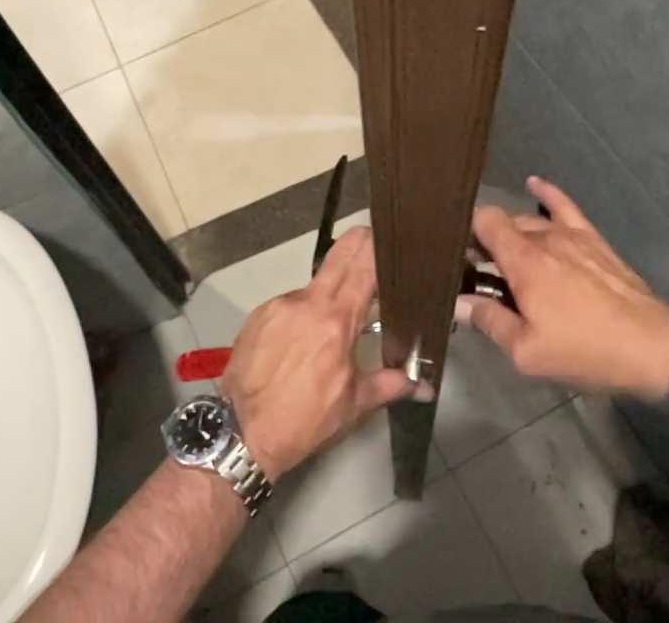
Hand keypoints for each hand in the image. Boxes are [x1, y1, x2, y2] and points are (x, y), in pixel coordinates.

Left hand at [221, 227, 415, 479]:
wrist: (243, 431)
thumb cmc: (305, 419)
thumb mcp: (353, 404)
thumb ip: (390, 384)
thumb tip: (425, 386)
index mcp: (336, 321)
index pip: (363, 269)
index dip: (378, 248)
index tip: (391, 236)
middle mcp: (307, 302)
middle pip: (338, 257)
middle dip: (357, 244)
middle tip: (373, 238)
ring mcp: (279, 305)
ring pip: (314, 285)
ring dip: (329, 291)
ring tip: (337, 315)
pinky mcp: (259, 314)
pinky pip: (290, 304)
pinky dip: (302, 312)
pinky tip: (304, 336)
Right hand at [460, 176, 668, 400]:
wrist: (653, 349)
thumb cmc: (585, 350)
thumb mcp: (527, 352)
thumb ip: (490, 321)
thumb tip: (460, 302)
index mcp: (524, 260)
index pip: (484, 221)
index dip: (467, 234)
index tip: (462, 260)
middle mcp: (545, 237)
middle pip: (504, 222)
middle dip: (487, 241)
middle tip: (482, 271)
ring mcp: (572, 235)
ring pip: (530, 220)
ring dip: (513, 232)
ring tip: (506, 256)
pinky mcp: (594, 240)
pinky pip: (565, 206)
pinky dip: (548, 193)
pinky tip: (535, 183)